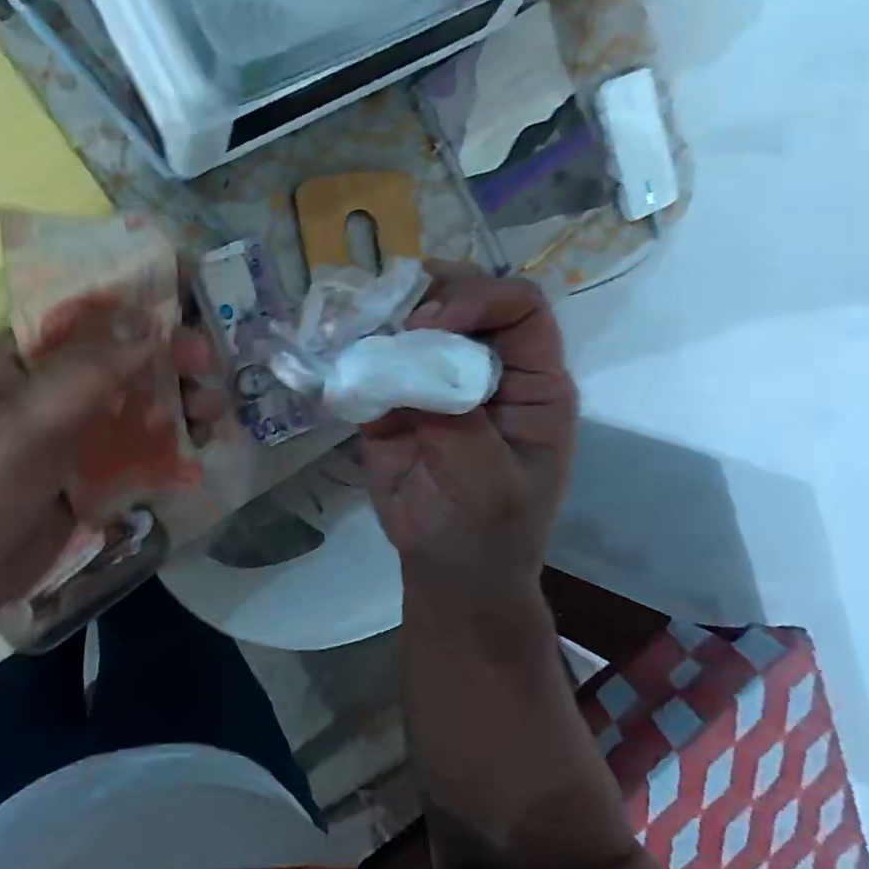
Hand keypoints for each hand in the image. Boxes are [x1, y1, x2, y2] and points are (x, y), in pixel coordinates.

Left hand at [0, 330, 225, 639]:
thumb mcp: (22, 424)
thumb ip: (88, 372)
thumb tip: (150, 323)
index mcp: (16, 361)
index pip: (81, 315)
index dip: (134, 303)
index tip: (188, 297)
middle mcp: (43, 392)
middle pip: (116, 362)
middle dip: (164, 359)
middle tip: (206, 364)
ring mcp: (65, 439)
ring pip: (130, 409)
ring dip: (173, 406)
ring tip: (212, 413)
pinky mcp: (82, 482)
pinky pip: (131, 457)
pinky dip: (165, 454)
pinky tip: (196, 457)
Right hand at [358, 261, 577, 588]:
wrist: (447, 570)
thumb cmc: (488, 531)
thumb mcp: (488, 481)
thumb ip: (455, 421)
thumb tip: (407, 362)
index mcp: (532, 381)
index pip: (518, 307)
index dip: (477, 299)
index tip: (429, 326)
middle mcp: (485, 368)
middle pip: (463, 300)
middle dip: (425, 298)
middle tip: (384, 314)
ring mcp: (436, 381)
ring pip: (412, 325)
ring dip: (382, 319)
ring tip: (349, 324)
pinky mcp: (394, 401)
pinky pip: (375, 365)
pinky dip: (353, 354)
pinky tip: (336, 353)